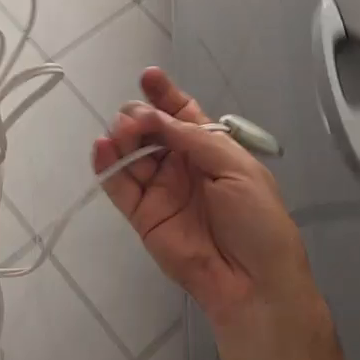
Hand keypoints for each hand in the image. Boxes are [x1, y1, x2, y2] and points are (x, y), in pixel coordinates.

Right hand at [92, 68, 311, 320]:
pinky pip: (117, 184)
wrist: (252, 282)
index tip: (149, 77)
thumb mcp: (238, 169)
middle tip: (138, 120)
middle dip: (140, 116)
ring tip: (122, 132)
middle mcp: (180, 164)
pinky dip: (106, 164)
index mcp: (210, 150)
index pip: (181, 114)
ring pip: (130, 151)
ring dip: (122, 135)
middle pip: (150, 128)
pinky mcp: (140, 214)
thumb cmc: (257, 222)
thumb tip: (155, 117)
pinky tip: (102, 147)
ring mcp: (158, 188)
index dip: (165, 95)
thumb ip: (195, 139)